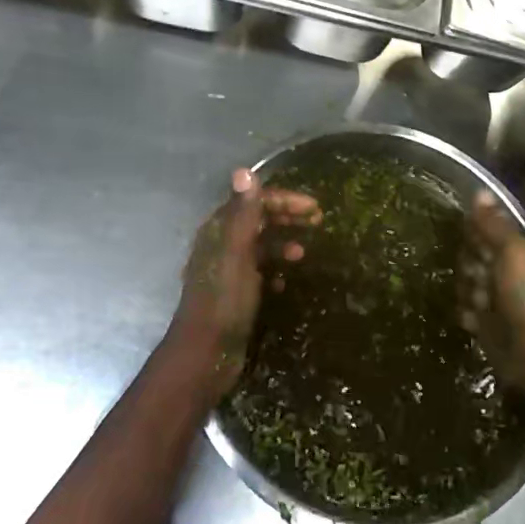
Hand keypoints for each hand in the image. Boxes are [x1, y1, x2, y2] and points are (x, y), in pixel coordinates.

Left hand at [169, 168, 320, 394]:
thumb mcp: (236, 252)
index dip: (284, 200)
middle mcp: (221, 246)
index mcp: (218, 231)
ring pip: (260, 247)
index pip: (253, 202)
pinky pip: (260, 272)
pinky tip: (286, 281)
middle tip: (318, 222)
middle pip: (258, 221)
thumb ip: (242, 212)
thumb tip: (244, 169)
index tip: (314, 208)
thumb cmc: (224, 300)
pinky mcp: (235, 294)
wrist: (206, 354)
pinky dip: (276, 270)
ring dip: (284, 244)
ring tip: (304, 255)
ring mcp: (228, 271)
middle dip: (287, 218)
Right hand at [458, 191, 524, 386]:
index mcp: (515, 248)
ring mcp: (493, 295)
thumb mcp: (511, 253)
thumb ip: (494, 225)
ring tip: (486, 307)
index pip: (480, 229)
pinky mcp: (483, 320)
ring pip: (462, 283)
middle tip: (485, 282)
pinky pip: (462, 309)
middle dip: (471, 269)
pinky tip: (479, 323)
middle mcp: (503, 268)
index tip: (479, 249)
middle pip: (468, 256)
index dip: (475, 237)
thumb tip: (480, 191)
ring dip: (470, 295)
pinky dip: (469, 316)